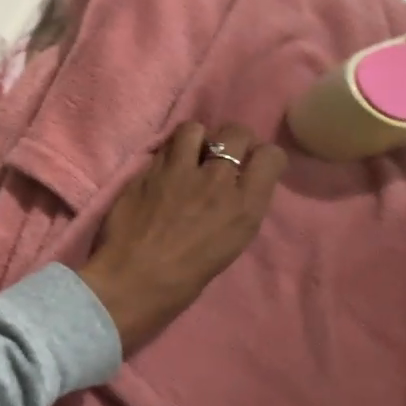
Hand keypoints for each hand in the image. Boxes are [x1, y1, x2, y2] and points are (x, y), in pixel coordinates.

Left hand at [76, 122, 284, 354]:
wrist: (135, 276)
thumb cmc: (186, 274)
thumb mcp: (231, 242)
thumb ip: (236, 207)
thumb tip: (233, 185)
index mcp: (246, 205)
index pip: (270, 155)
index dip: (259, 155)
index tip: (247, 163)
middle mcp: (216, 180)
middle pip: (235, 132)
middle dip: (229, 138)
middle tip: (215, 153)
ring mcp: (177, 172)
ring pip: (193, 129)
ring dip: (192, 138)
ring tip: (185, 155)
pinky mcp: (145, 172)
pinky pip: (161, 149)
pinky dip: (164, 155)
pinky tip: (159, 170)